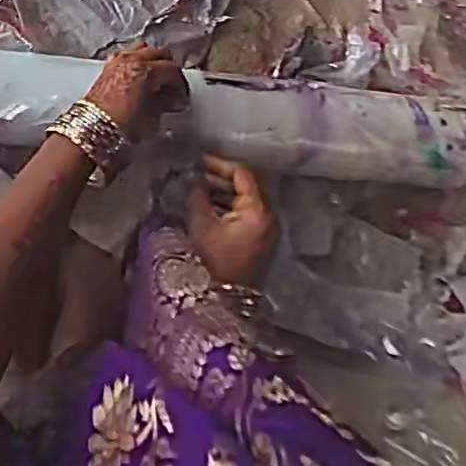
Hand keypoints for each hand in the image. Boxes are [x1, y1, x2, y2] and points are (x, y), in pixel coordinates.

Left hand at [82, 45, 188, 139]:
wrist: (90, 131)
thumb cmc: (121, 126)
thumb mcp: (152, 117)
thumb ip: (164, 102)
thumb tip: (170, 98)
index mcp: (147, 70)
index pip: (172, 70)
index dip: (181, 84)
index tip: (182, 97)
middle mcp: (132, 60)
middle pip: (159, 54)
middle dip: (168, 69)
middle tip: (172, 86)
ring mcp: (118, 62)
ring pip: (142, 50)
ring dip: (152, 60)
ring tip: (156, 79)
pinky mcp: (107, 68)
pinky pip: (127, 56)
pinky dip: (135, 62)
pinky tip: (137, 76)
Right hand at [186, 156, 276, 285]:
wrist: (225, 304)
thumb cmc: (212, 262)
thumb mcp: (201, 223)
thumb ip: (198, 194)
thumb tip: (196, 177)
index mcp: (258, 209)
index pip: (243, 173)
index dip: (219, 164)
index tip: (199, 161)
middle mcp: (269, 216)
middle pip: (249, 183)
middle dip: (222, 176)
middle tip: (198, 172)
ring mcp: (267, 229)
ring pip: (248, 198)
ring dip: (225, 190)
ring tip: (199, 186)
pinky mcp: (260, 240)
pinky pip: (247, 212)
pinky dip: (230, 204)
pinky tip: (209, 204)